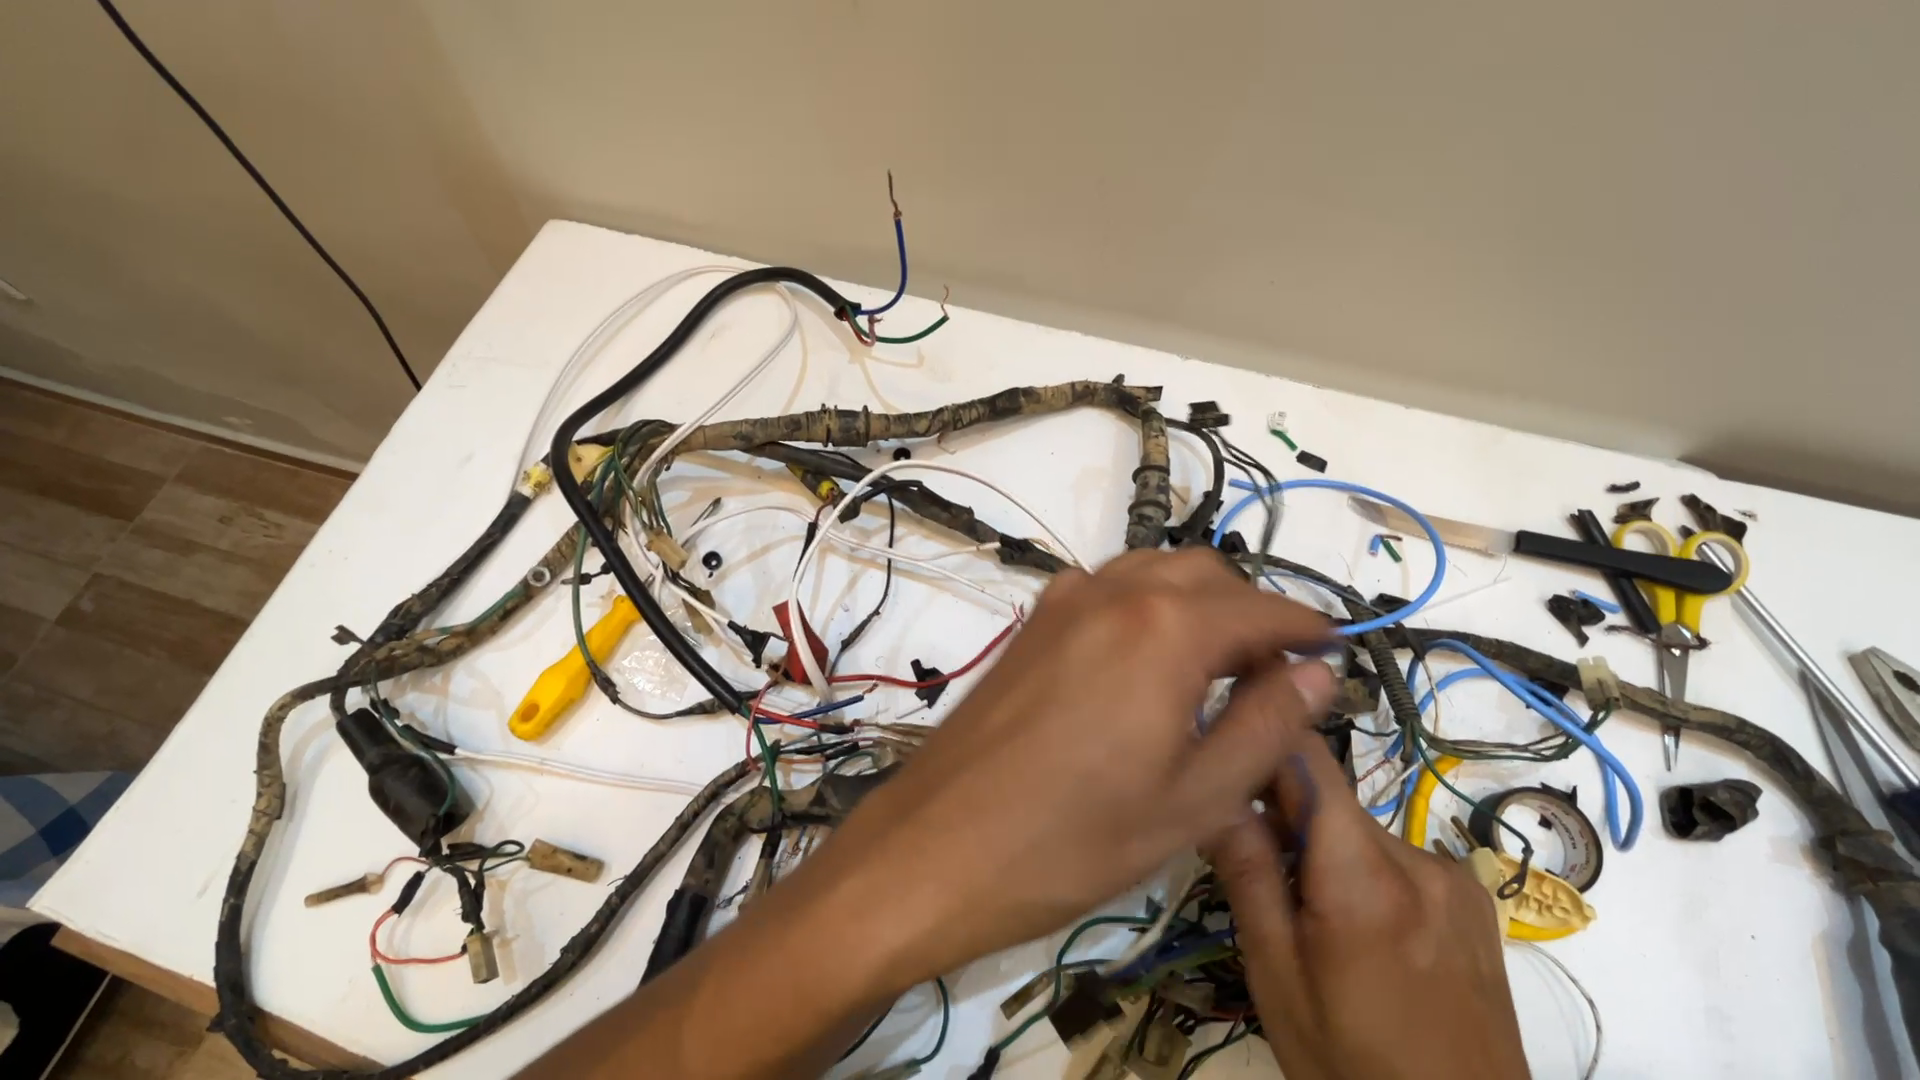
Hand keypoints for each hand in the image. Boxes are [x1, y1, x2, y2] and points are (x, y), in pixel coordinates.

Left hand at [812, 546, 1336, 985]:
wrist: (939, 848)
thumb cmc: (1075, 839)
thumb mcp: (1195, 798)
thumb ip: (1266, 726)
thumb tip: (1317, 673)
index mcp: (1165, 627)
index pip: (1261, 609)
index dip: (1308, 629)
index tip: (1337, 654)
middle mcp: (1113, 592)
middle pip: (1207, 577)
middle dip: (1252, 614)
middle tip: (1275, 677)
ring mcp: (1062, 602)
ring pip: (1153, 574)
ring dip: (1198, 605)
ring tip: (1218, 670)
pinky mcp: (1030, 625)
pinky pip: (1106, 591)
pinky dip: (1145, 607)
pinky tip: (1148, 664)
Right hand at [1209, 714, 1529, 1078]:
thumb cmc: (1351, 1065)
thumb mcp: (1277, 977)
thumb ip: (1248, 876)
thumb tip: (1218, 791)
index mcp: (1362, 876)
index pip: (1309, 760)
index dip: (1263, 744)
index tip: (1224, 760)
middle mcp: (1418, 858)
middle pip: (1331, 801)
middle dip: (1285, 821)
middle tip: (1256, 878)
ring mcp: (1454, 879)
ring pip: (1360, 833)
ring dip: (1326, 854)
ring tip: (1313, 924)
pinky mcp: (1476, 902)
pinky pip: (1398, 861)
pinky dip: (1365, 875)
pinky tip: (1363, 939)